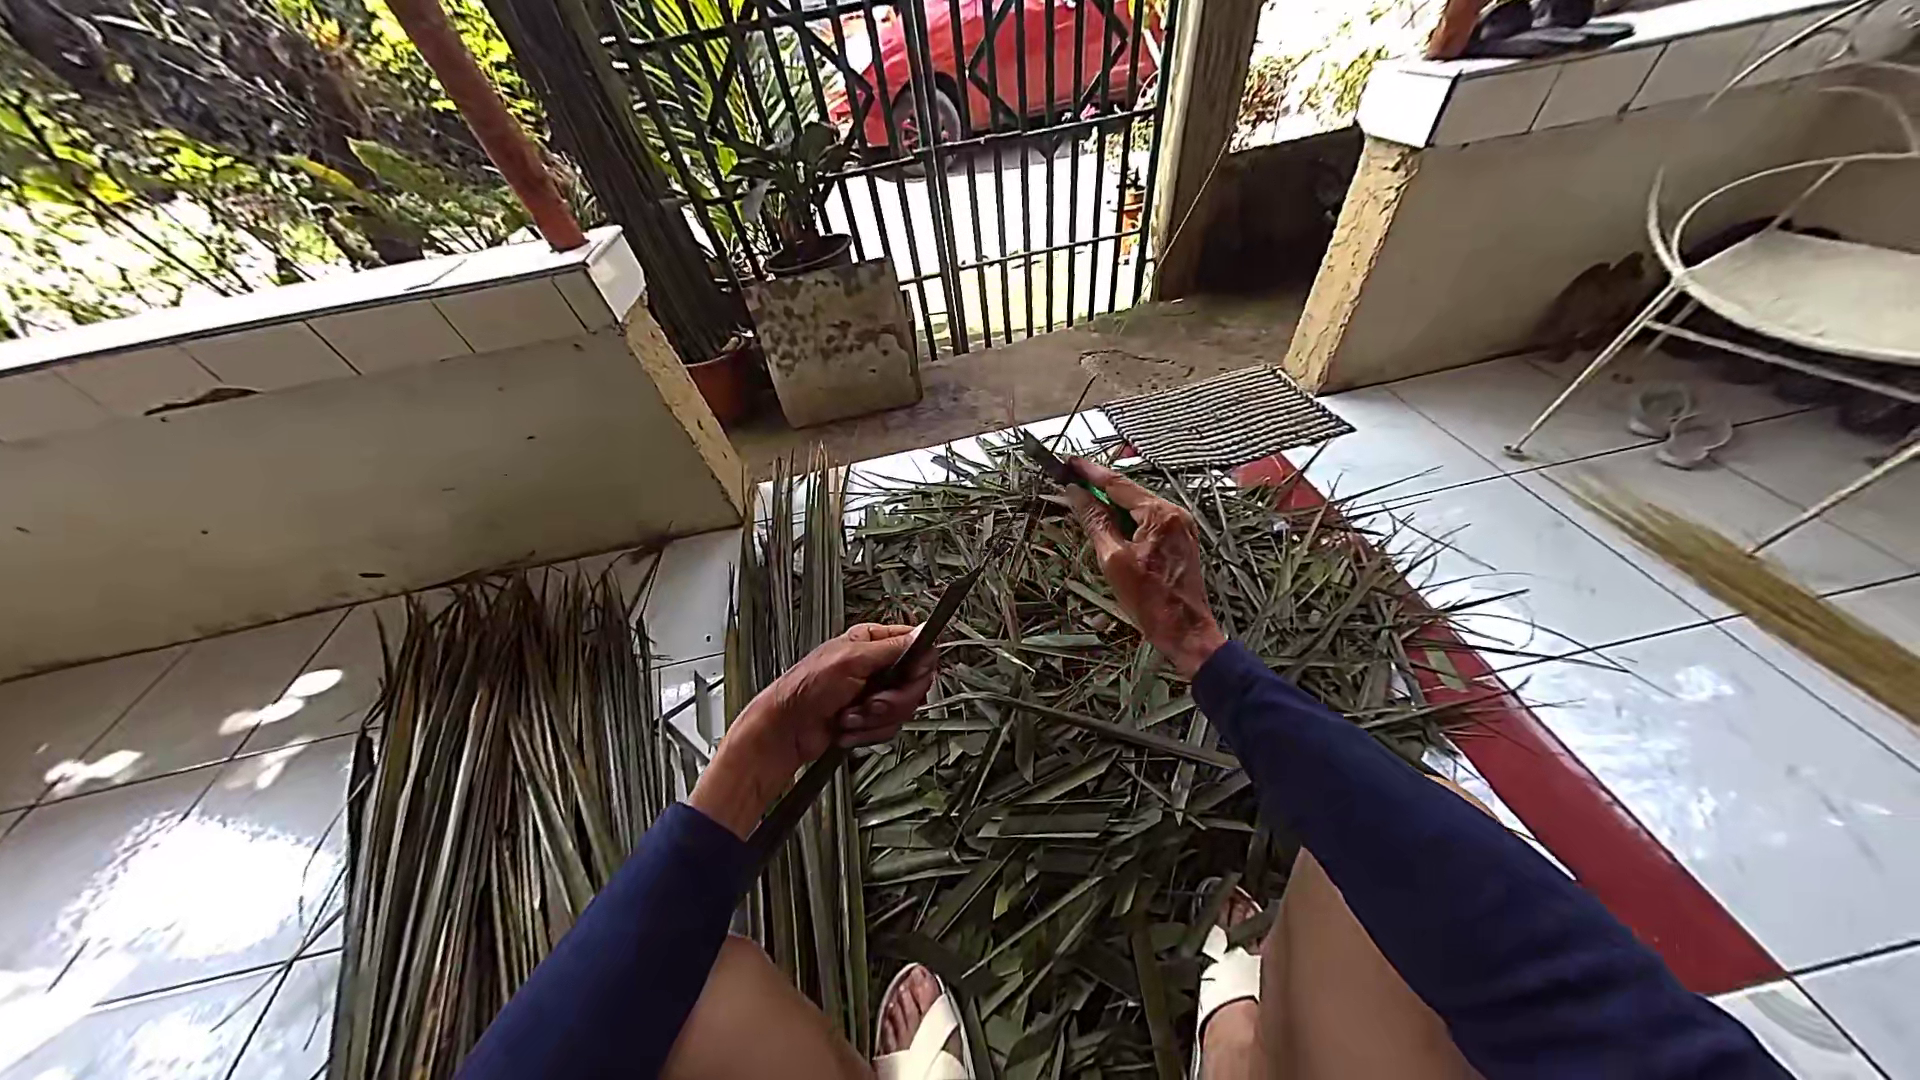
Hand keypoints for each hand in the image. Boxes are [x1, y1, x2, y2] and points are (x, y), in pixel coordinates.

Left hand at [689, 623, 936, 837]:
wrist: (785, 731)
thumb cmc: (803, 690)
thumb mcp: (851, 660)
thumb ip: (890, 647)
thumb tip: (920, 634)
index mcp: (872, 641)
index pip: (916, 647)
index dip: (917, 666)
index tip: (907, 677)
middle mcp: (876, 665)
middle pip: (915, 682)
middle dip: (892, 699)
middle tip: (871, 701)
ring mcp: (874, 693)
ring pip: (903, 709)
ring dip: (874, 718)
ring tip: (851, 715)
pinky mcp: (870, 718)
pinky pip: (889, 728)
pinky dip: (867, 732)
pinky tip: (848, 726)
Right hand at [1063, 458, 1226, 678]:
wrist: (1185, 630)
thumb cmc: (1152, 601)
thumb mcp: (1113, 559)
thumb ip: (1096, 522)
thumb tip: (1078, 496)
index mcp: (1161, 515)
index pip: (1118, 484)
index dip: (1090, 473)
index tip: (1070, 463)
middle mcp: (1175, 515)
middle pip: (1128, 493)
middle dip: (1099, 489)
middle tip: (1071, 484)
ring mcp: (1179, 527)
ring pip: (1137, 507)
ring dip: (1111, 508)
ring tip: (1085, 509)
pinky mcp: (1178, 540)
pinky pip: (1147, 521)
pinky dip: (1126, 522)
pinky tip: (1110, 530)